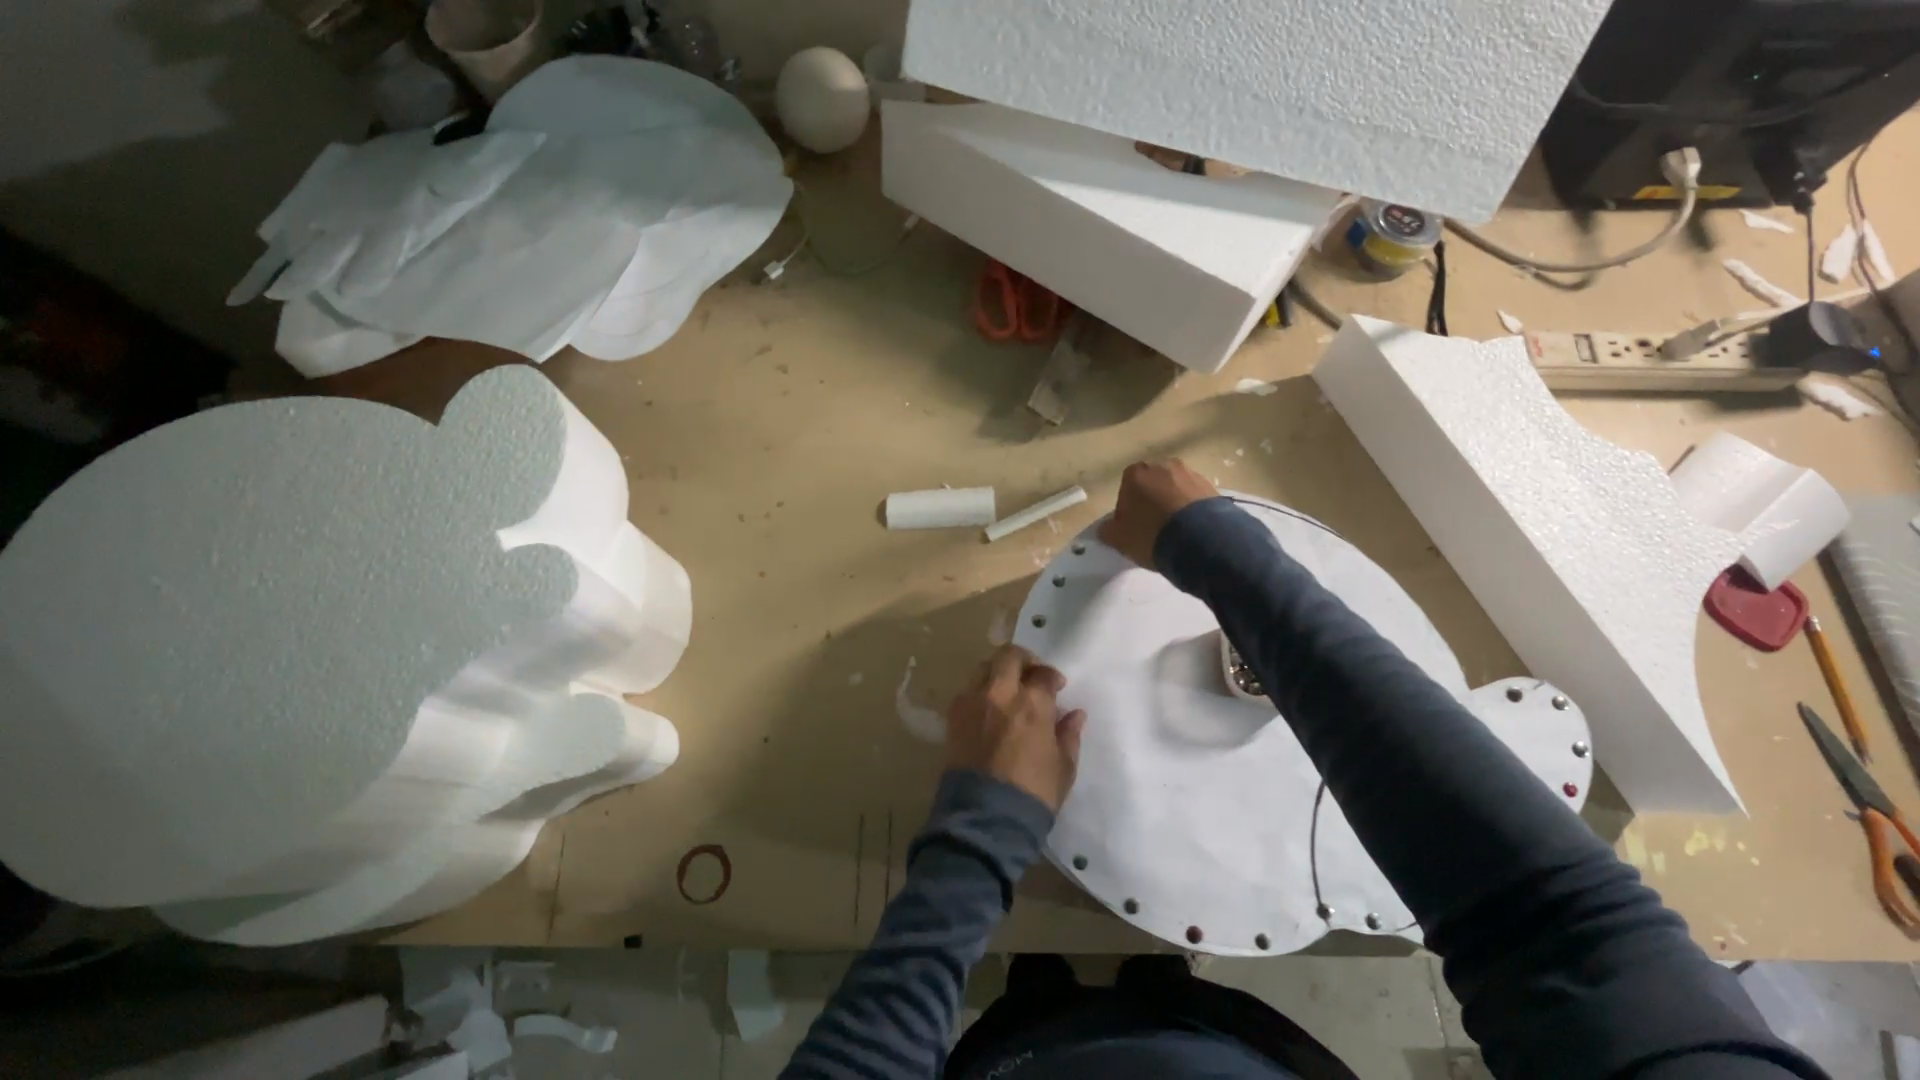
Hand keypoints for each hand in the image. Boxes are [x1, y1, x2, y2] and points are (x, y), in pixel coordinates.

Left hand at [946, 644, 1086, 811]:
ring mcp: (971, 703)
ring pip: (983, 668)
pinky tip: (990, 708)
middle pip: (1008, 656)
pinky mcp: (953, 718)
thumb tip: (1074, 714)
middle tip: (1032, 675)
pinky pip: (967, 691)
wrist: (985, 818)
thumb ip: (1068, 735)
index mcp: (1032, 703)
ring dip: (998, 672)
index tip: (1057, 688)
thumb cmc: (1033, 794)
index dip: (1052, 678)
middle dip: (1024, 660)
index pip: (1044, 674)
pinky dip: (980, 691)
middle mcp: (999, 694)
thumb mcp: (1063, 767)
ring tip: (1008, 689)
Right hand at [1098, 459, 1218, 569]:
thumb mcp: (1119, 539)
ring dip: (1173, 504)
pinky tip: (1192, 529)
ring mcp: (1190, 473)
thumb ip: (1108, 531)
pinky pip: (1194, 497)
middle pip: (1152, 485)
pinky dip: (1191, 509)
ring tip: (1177, 531)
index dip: (1128, 510)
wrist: (1200, 538)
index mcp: (1135, 473)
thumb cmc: (1150, 534)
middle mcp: (1162, 465)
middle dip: (1152, 502)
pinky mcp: (1211, 485)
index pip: (1126, 490)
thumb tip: (1106, 528)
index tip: (1134, 529)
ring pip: (1175, 489)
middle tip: (1155, 529)